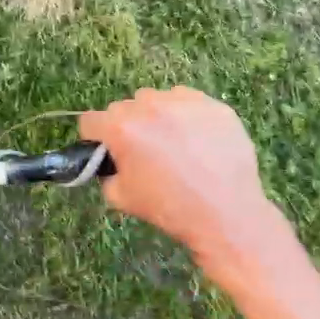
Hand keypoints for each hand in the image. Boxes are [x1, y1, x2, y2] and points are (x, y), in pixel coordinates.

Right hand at [79, 86, 286, 273]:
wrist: (229, 218)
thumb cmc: (171, 209)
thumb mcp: (121, 198)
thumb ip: (106, 173)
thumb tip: (110, 163)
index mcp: (120, 128)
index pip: (90, 121)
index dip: (96, 138)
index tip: (109, 151)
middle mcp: (147, 106)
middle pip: (124, 108)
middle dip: (129, 127)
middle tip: (148, 152)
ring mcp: (182, 102)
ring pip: (156, 100)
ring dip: (157, 117)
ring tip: (176, 144)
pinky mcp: (212, 105)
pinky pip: (188, 102)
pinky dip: (187, 116)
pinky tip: (199, 141)